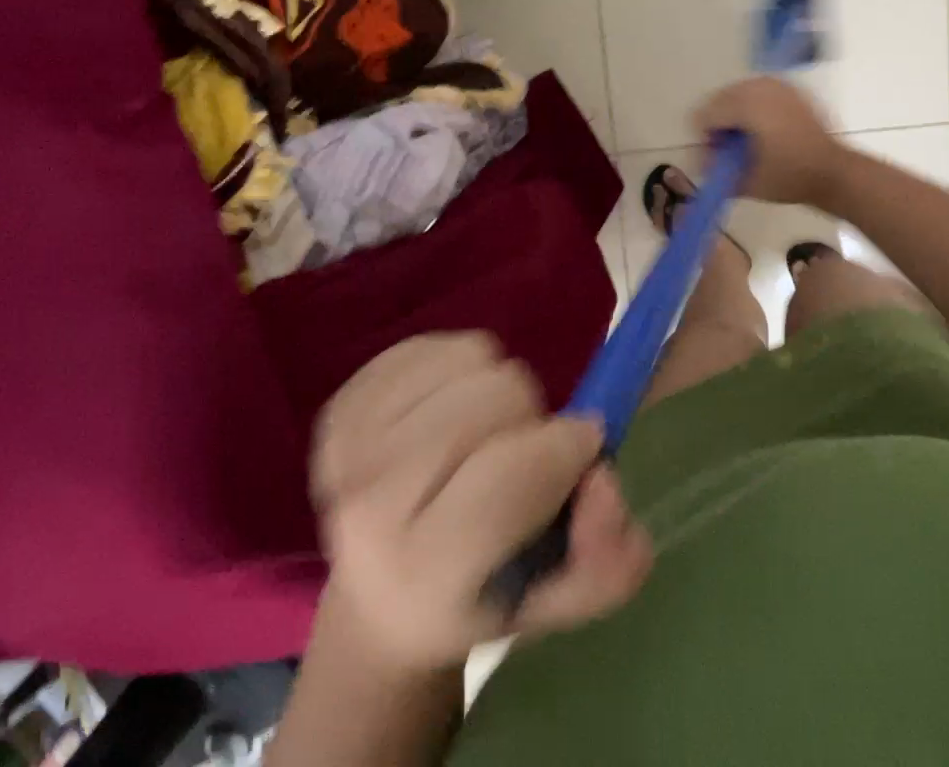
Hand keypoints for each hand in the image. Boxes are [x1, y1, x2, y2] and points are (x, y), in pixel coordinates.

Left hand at [311, 333, 652, 672]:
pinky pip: (427, 345)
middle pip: (493, 398)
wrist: (378, 602)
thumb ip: (608, 560)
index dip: (566, 447)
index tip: (586, 449)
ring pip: (466, 361)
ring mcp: (349, 450)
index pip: (511, 470)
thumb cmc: (481, 602)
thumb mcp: (560, 603)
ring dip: (497, 390)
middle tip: (525, 453)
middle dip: (532, 418)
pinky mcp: (340, 410)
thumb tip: (602, 480)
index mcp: (426, 568)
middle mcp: (372, 506)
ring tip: (490, 433)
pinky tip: (455, 409)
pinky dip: (459, 367)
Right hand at [693, 76, 848, 206]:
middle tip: (724, 148)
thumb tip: (700, 163)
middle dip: (718, 121)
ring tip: (743, 139)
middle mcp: (763, 88)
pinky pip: (761, 91)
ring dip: (734, 113)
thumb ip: (716, 171)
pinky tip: (761, 130)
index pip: (708, 113)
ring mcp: (781, 86)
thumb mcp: (747, 182)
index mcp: (749, 107)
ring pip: (741, 91)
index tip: (712, 156)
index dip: (705, 136)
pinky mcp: (794, 91)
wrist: (835, 173)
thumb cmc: (790, 178)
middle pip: (722, 98)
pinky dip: (753, 107)